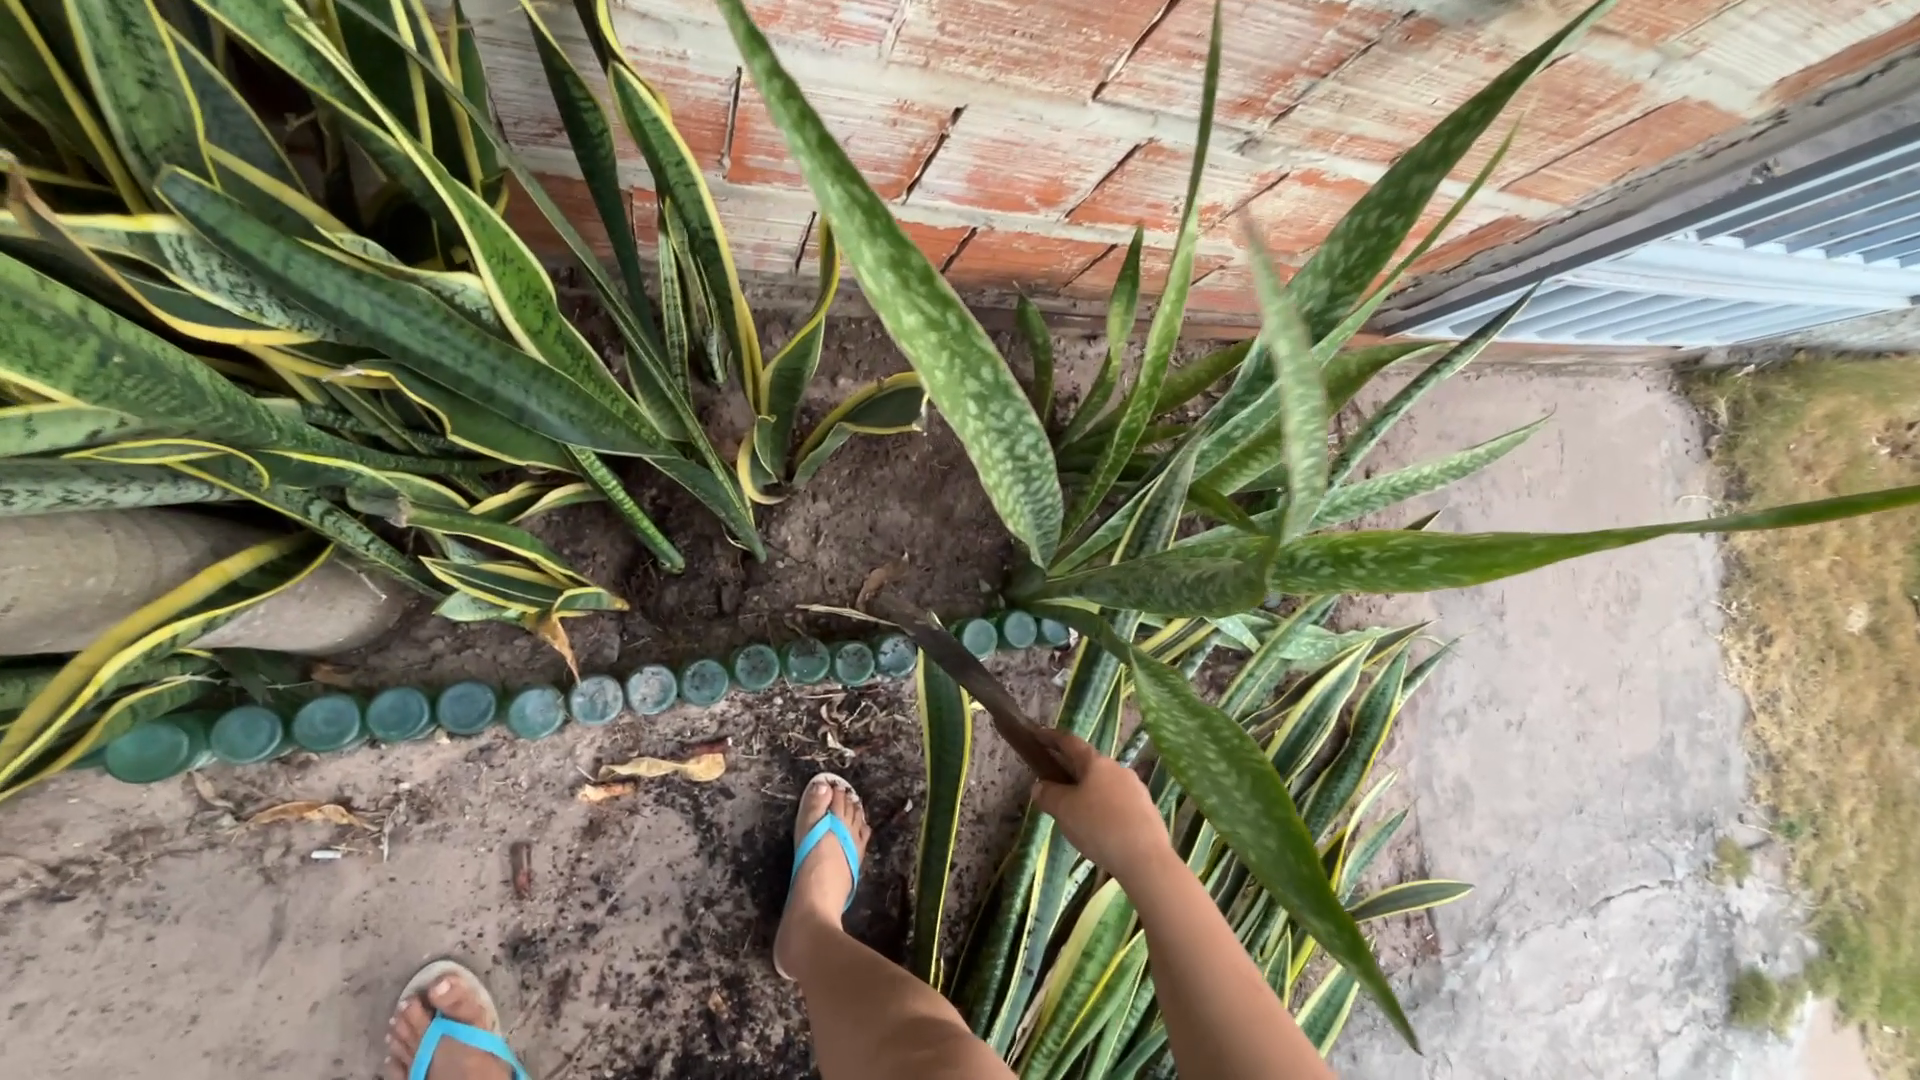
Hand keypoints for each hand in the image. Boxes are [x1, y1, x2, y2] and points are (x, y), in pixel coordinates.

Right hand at [1028, 728, 1175, 883]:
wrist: (1145, 858)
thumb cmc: (1099, 826)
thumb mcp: (1064, 810)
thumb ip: (1048, 794)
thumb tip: (1040, 786)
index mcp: (1096, 763)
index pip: (1070, 742)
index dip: (1051, 737)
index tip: (1037, 734)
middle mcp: (1118, 769)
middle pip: (1089, 764)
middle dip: (1070, 770)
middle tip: (1053, 783)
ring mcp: (1136, 789)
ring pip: (1104, 784)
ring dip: (1088, 791)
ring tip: (1076, 812)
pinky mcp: (1146, 810)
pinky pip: (1118, 802)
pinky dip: (1104, 808)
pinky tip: (1099, 828)